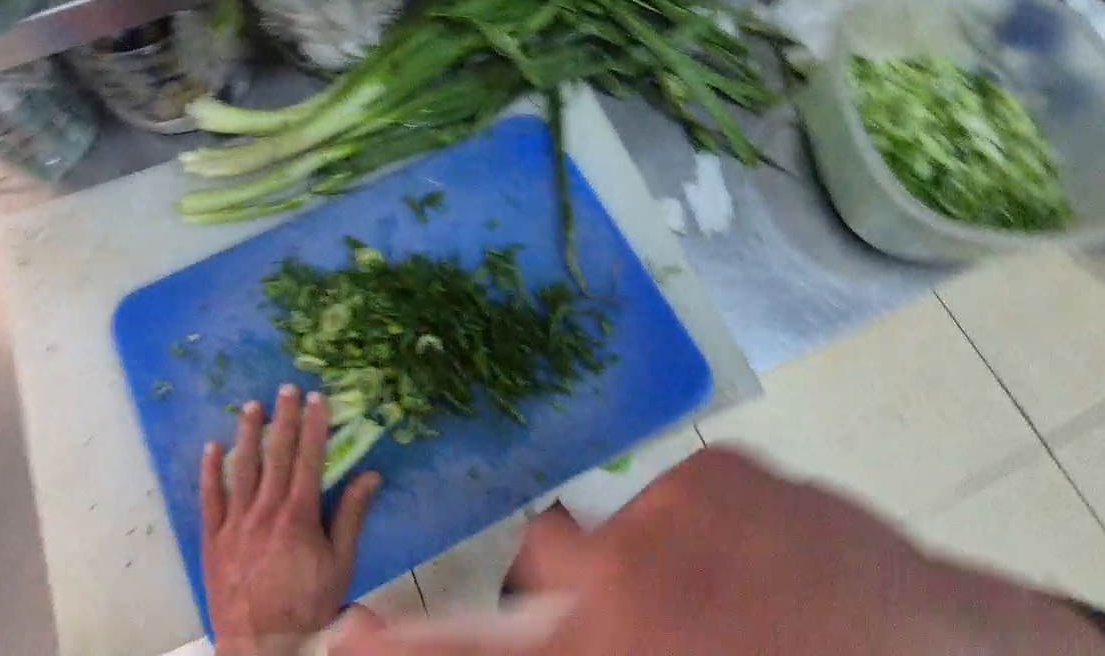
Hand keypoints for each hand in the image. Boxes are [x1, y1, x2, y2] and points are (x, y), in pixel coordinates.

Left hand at [202, 384, 381, 655]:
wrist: (264, 646)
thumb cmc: (308, 605)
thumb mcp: (340, 563)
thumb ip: (351, 516)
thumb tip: (371, 476)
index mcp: (298, 514)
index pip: (309, 457)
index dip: (314, 424)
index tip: (317, 397)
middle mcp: (265, 510)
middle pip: (276, 454)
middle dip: (283, 418)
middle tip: (286, 388)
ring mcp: (235, 523)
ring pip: (242, 468)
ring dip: (248, 434)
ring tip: (251, 406)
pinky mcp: (213, 540)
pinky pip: (210, 499)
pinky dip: (210, 471)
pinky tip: (211, 447)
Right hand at [332, 447, 1104, 655]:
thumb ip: (593, 641)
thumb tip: (553, 614)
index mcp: (617, 650)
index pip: (477, 654)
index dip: (397, 652)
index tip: (336, 639)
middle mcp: (624, 580)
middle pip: (539, 550)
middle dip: (559, 578)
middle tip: (636, 614)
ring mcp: (671, 509)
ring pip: (606, 522)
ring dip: (640, 560)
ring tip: (723, 595)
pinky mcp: (720, 468)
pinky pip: (676, 495)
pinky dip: (701, 530)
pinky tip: (768, 566)